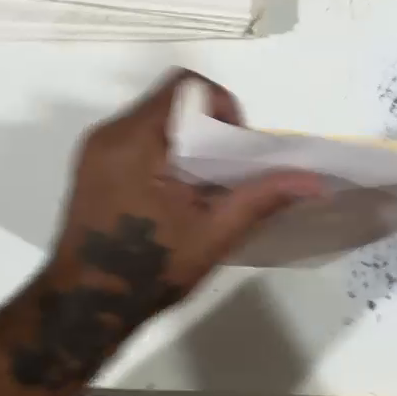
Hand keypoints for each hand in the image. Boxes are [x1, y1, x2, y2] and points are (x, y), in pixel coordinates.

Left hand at [10, 71, 323, 389]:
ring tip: (201, 185)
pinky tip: (174, 194)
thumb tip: (313, 181)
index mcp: (135, 140)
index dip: (219, 105)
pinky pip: (136, 137)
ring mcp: (95, 149)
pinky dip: (163, 152)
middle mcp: (110, 133)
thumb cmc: (149, 271)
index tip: (231, 147)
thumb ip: (261, 198)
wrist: (83, 309)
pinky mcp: (91, 166)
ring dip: (185, 140)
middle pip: (171, 101)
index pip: (186, 86)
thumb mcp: (213, 234)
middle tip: (222, 170)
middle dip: (206, 126)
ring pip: (154, 118)